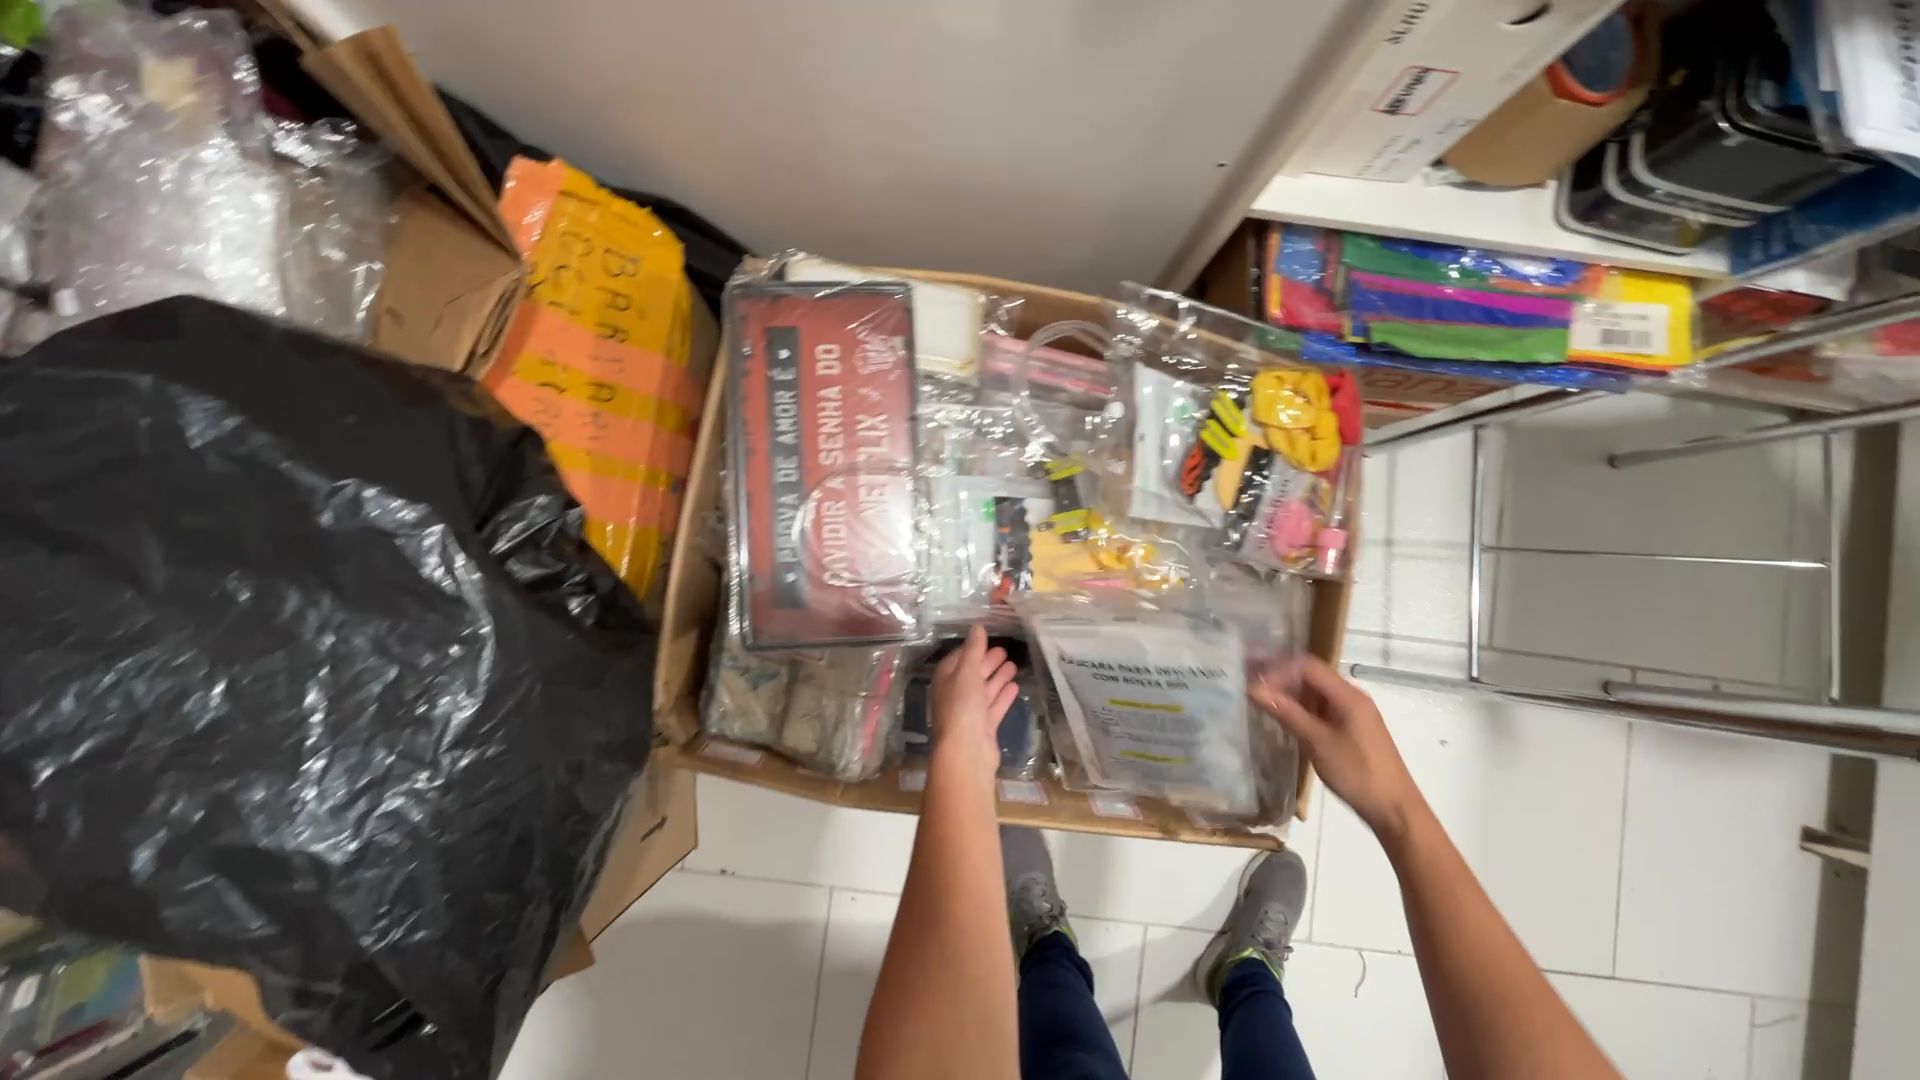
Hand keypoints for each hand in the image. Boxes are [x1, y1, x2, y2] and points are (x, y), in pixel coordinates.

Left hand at [930, 626, 1018, 777]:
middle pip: (973, 674)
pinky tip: (1015, 686)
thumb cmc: (962, 707)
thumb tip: (977, 627)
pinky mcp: (984, 727)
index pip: (958, 658)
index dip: (972, 648)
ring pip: (985, 690)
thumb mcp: (967, 672)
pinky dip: (1003, 696)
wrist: (966, 752)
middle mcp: (955, 695)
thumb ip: (974, 650)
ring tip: (1013, 665)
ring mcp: (970, 712)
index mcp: (945, 680)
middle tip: (1004, 650)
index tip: (987, 638)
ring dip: (997, 677)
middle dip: (987, 662)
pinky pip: (994, 706)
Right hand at [1251, 656, 1424, 840]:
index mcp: (1348, 695)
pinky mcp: (1351, 729)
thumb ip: (1287, 713)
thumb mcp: (1318, 742)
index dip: (1278, 671)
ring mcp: (1353, 713)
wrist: (1394, 810)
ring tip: (1262, 704)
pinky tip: (1285, 720)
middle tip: (1252, 690)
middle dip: (1281, 680)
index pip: (1307, 667)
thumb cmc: (1357, 773)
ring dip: (1290, 695)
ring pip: (1316, 693)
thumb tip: (1254, 689)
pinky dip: (1301, 710)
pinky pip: (1322, 709)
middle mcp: (1352, 697)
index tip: (1255, 686)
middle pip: (1312, 676)